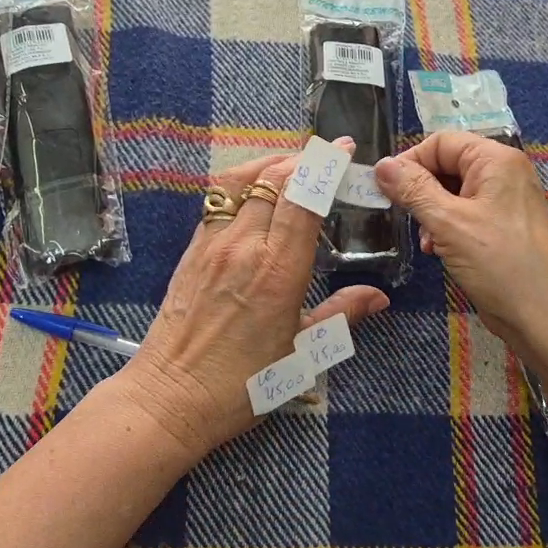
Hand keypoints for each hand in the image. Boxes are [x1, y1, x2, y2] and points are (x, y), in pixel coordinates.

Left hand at [116, 140, 390, 459]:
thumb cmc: (241, 384)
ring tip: (291, 166)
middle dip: (303, 159)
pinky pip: (218, 199)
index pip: (304, 197)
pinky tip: (256, 194)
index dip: (327, 166)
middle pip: (273, 178)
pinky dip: (242, 183)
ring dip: (269, 164)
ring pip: (240, 180)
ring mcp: (212, 243)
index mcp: (278, 270)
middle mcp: (244, 246)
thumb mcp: (302, 354)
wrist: (169, 398)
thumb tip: (377, 296)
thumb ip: (341, 315)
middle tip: (326, 157)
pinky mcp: (192, 250)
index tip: (345, 149)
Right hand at [374, 131, 547, 343]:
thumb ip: (413, 190)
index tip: (386, 190)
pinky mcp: (502, 227)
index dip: (410, 162)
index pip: (441, 142)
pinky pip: (465, 214)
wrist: (546, 316)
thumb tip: (381, 165)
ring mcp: (504, 201)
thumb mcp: (448, 223)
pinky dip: (446, 228)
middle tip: (406, 219)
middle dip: (421, 191)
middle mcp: (502, 173)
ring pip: (452, 192)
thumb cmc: (499, 263)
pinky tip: (439, 251)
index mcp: (495, 160)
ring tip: (428, 242)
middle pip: (446, 165)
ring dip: (431, 213)